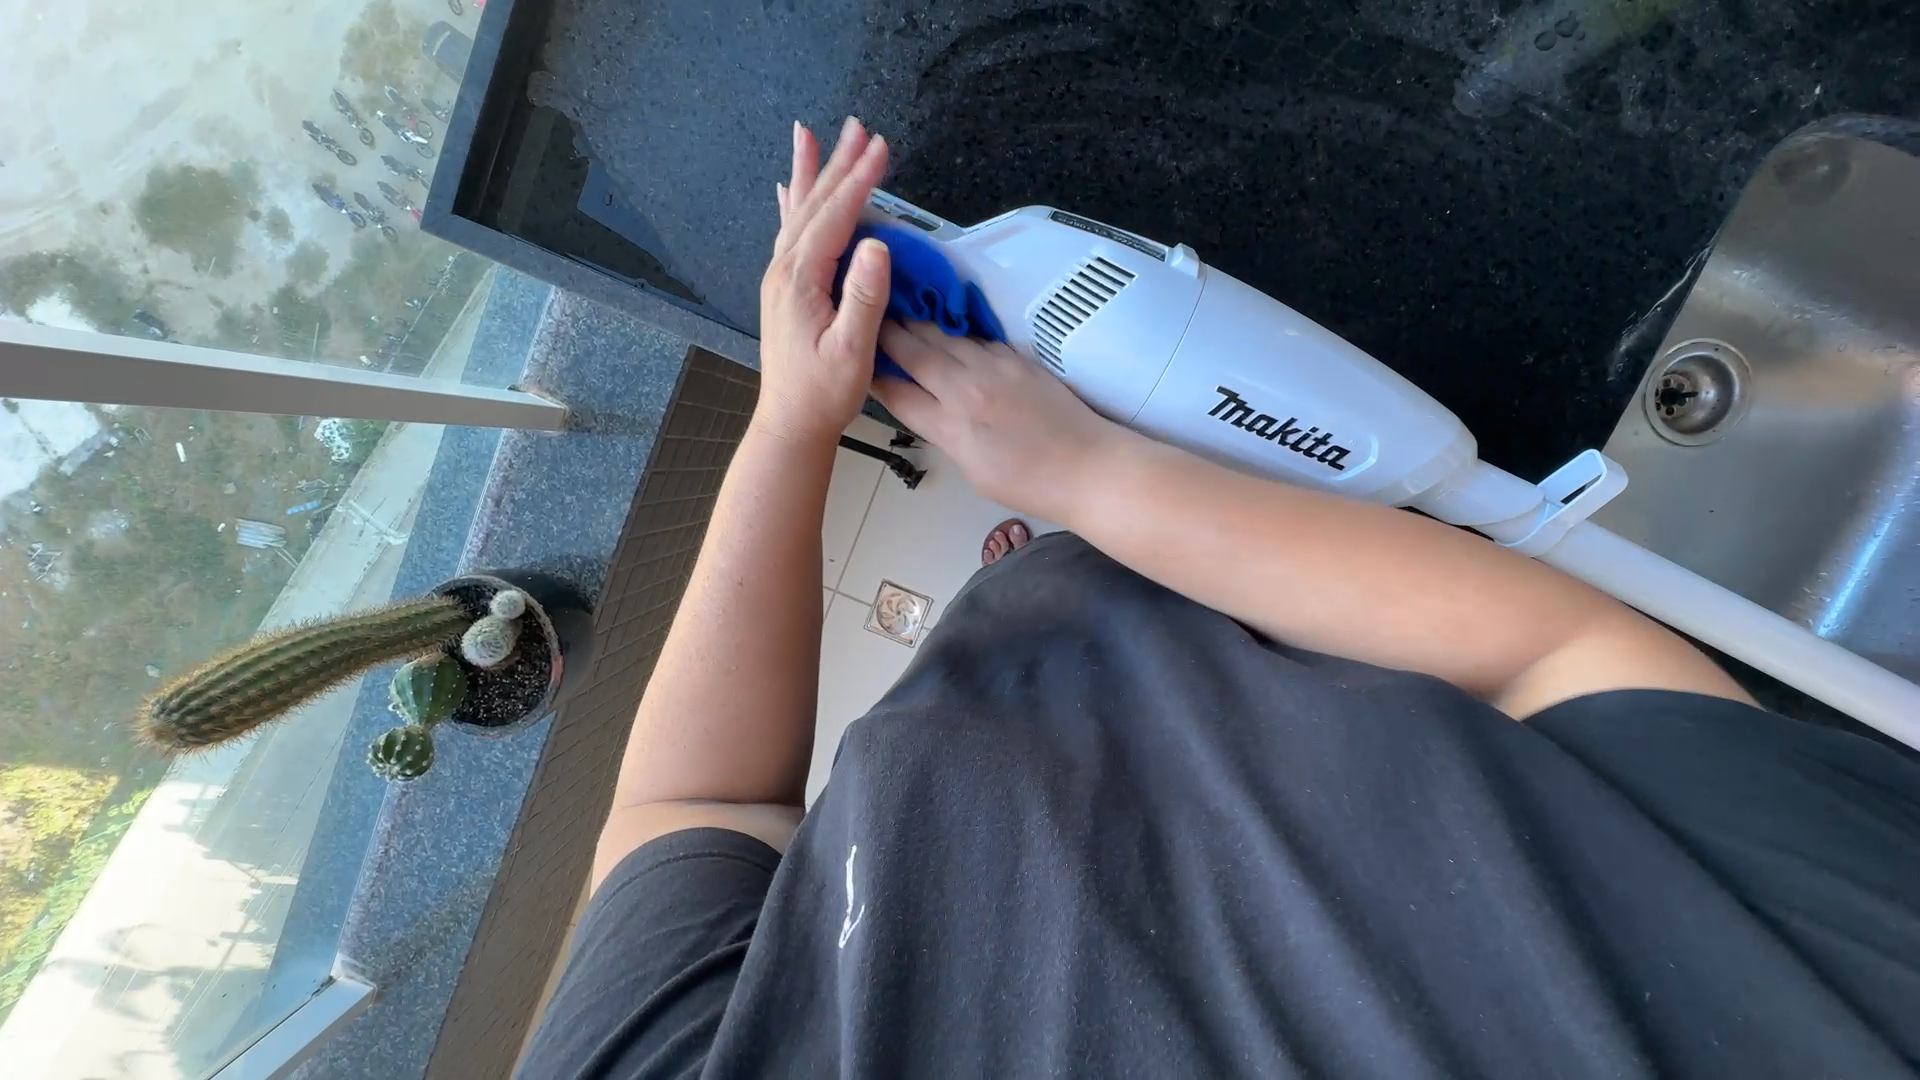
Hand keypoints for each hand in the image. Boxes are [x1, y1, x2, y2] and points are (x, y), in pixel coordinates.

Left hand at [753, 117, 891, 446]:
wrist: (791, 421)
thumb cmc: (823, 393)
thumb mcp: (852, 351)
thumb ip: (864, 298)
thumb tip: (877, 246)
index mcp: (801, 282)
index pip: (835, 219)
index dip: (859, 182)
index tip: (881, 149)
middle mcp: (784, 272)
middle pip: (813, 206)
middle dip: (837, 165)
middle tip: (857, 127)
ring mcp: (780, 280)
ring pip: (798, 214)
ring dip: (811, 175)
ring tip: (811, 136)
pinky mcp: (784, 291)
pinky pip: (788, 234)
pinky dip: (791, 206)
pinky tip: (787, 190)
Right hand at [870, 321, 1131, 521]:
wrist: (1086, 466)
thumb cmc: (1029, 483)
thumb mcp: (972, 471)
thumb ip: (946, 436)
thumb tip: (931, 412)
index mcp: (951, 428)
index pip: (898, 393)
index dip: (874, 376)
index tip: (859, 364)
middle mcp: (967, 390)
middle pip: (915, 351)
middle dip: (888, 335)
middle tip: (869, 321)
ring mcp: (994, 368)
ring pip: (944, 337)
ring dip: (918, 325)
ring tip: (898, 315)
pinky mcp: (1017, 358)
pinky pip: (976, 340)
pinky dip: (956, 335)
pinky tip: (947, 331)